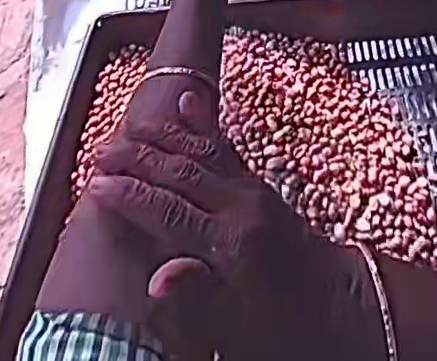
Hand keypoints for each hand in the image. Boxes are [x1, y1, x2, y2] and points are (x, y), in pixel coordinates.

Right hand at [85, 120, 378, 360]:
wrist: (340, 302)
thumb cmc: (287, 329)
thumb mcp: (242, 334)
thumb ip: (200, 301)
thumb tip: (155, 279)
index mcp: (233, 245)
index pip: (170, 211)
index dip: (131, 197)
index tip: (96, 184)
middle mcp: (242, 205)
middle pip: (180, 172)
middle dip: (138, 159)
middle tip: (100, 150)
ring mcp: (252, 188)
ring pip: (200, 150)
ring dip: (162, 137)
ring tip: (128, 127)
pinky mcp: (258, 182)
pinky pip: (224, 145)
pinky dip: (201, 123)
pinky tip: (188, 101)